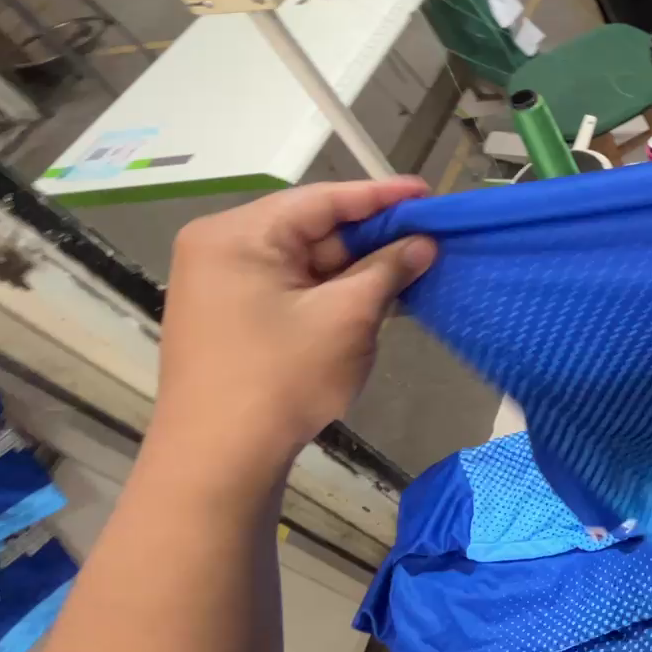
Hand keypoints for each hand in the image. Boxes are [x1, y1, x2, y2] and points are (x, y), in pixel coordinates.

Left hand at [150, 179, 436, 482]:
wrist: (221, 456)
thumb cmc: (282, 375)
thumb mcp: (348, 316)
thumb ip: (389, 269)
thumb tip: (425, 243)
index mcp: (238, 236)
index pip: (322, 200)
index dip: (382, 195)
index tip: (430, 194)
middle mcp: (225, 249)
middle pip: (315, 227)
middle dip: (375, 233)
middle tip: (430, 233)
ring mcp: (228, 284)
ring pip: (311, 258)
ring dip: (363, 263)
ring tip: (418, 261)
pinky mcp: (239, 314)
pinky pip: (299, 284)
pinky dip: (341, 286)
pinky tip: (383, 289)